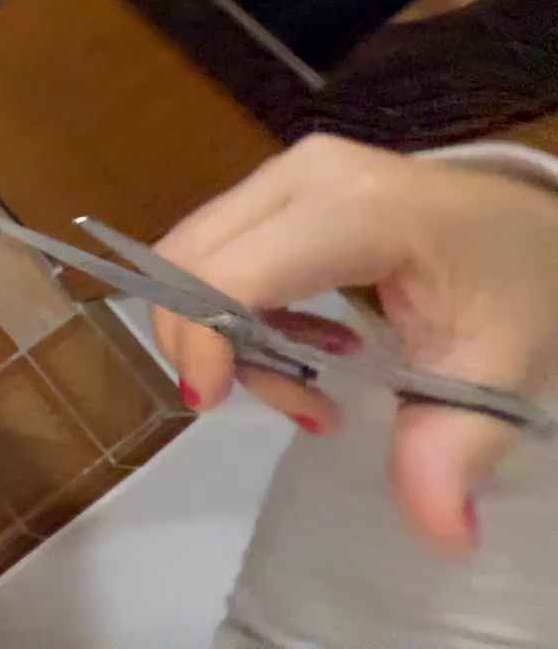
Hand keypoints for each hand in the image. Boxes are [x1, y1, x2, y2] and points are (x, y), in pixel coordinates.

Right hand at [152, 135, 557, 556]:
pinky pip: (205, 244)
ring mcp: (274, 173)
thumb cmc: (526, 287)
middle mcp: (295, 176)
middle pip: (187, 259)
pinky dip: (220, 301)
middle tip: (258, 396)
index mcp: (358, 209)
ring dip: (207, 324)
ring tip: (292, 370)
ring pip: (184, 252)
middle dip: (199, 338)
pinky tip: (288, 331)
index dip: (203, 340)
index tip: (213, 401)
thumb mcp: (503, 366)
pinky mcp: (262, 183)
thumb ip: (452, 441)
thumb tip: (436, 534)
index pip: (231, 273)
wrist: (540, 223)